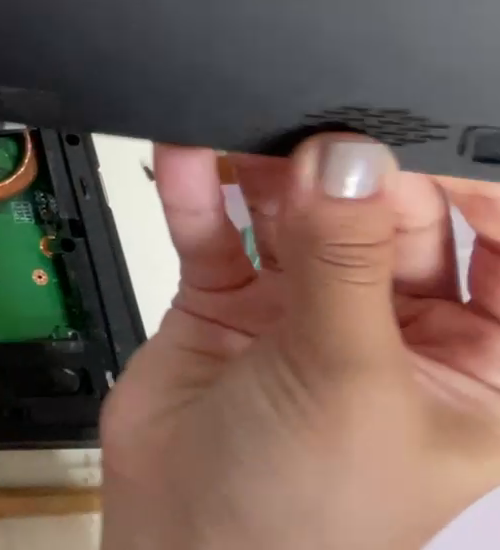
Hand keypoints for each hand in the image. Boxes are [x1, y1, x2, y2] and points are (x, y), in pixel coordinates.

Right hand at [101, 136, 499, 548]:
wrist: (184, 531)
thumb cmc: (312, 504)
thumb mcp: (350, 378)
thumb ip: (345, 264)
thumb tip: (344, 161)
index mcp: (487, 366)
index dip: (472, 195)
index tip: (401, 148)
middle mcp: (399, 329)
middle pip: (388, 222)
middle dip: (346, 179)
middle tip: (300, 147)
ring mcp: (304, 310)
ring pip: (295, 218)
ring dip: (262, 177)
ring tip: (231, 139)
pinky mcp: (223, 298)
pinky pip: (215, 232)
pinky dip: (194, 194)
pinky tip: (181, 160)